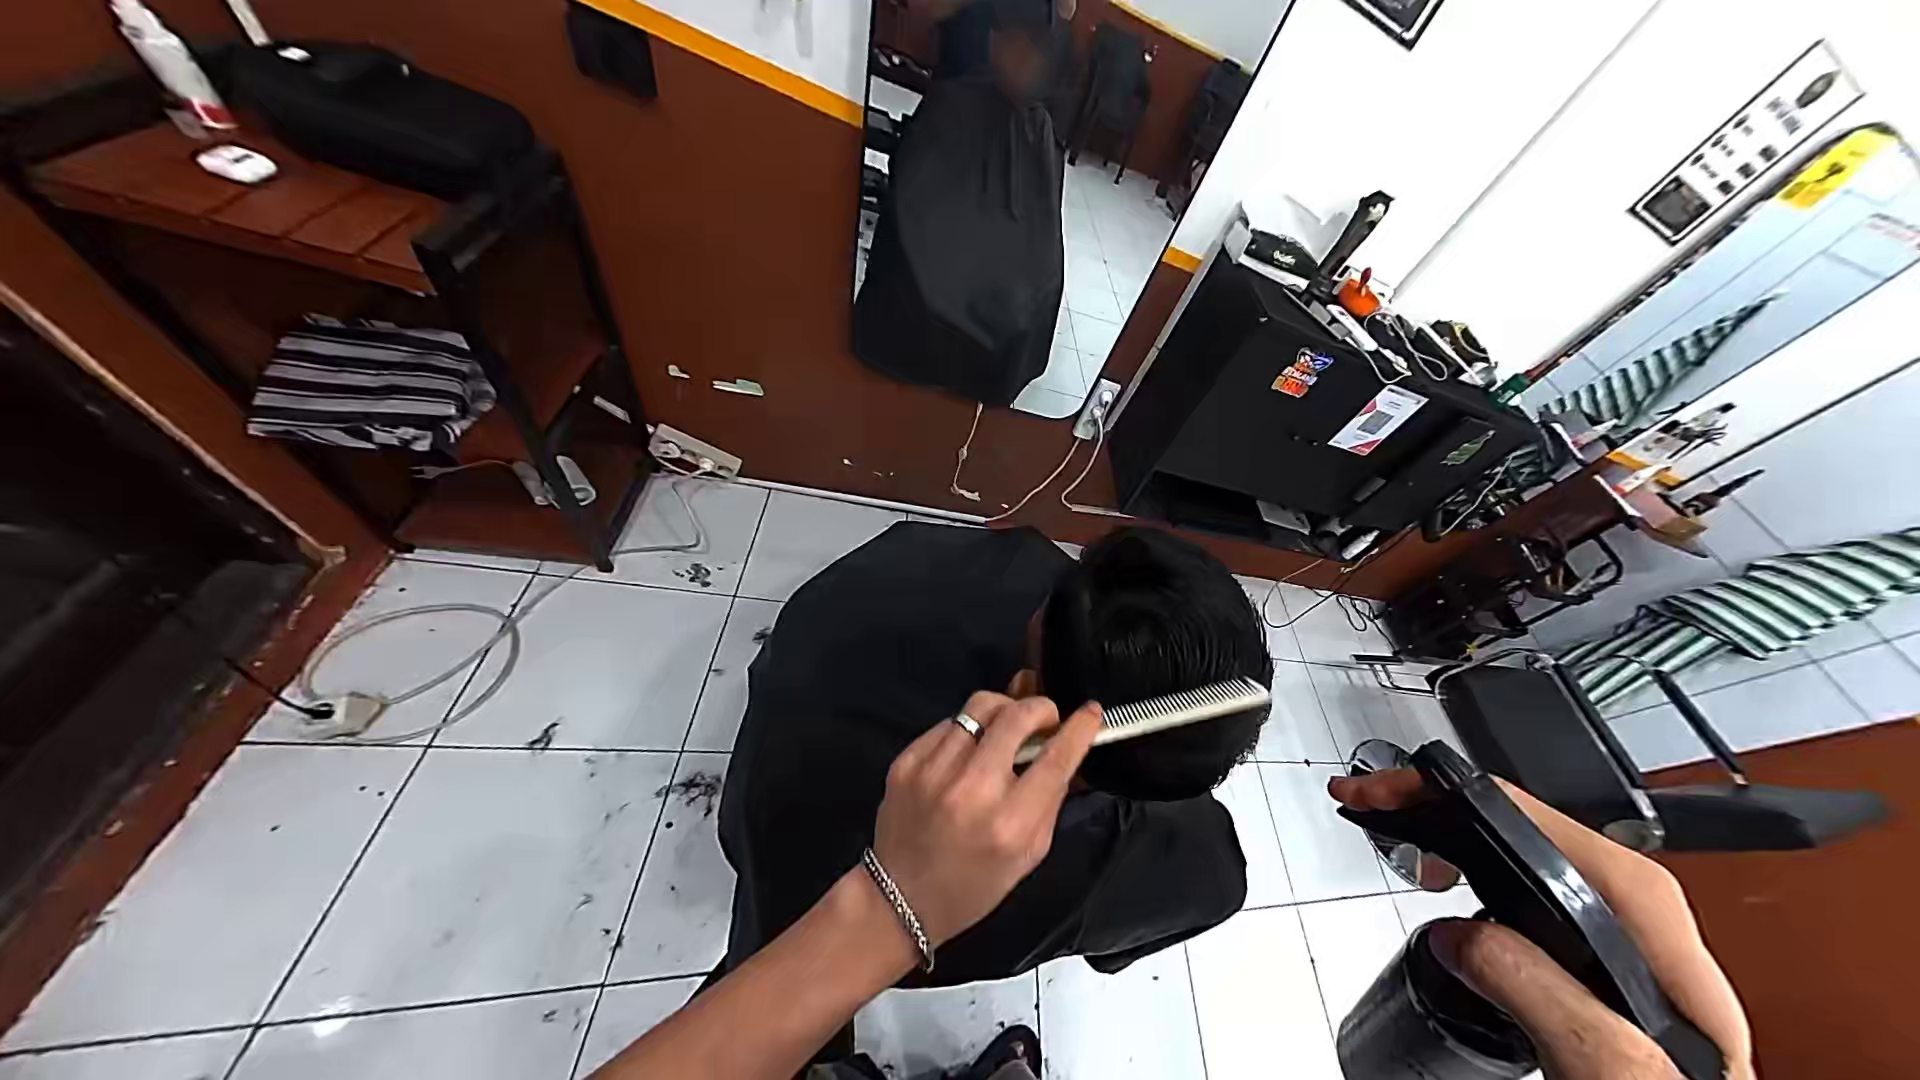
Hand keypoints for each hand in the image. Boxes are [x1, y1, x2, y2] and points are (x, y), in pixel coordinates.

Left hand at [871, 691, 1102, 945]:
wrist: (900, 897)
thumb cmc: (974, 884)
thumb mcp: (1029, 855)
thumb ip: (1051, 800)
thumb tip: (1066, 750)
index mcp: (1009, 823)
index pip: (1055, 759)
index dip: (1079, 729)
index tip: (1091, 712)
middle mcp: (972, 789)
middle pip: (1016, 716)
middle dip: (1041, 708)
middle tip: (1046, 717)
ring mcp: (934, 770)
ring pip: (980, 707)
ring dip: (1004, 711)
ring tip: (1006, 728)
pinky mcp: (907, 760)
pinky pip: (949, 723)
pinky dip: (967, 730)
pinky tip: (967, 752)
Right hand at [1329, 769, 1753, 1079]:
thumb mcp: (1616, 1071)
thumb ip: (1538, 992)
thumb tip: (1453, 932)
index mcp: (1644, 925)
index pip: (1523, 818)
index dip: (1436, 792)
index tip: (1376, 793)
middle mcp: (1633, 916)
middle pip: (1511, 820)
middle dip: (1426, 798)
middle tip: (1364, 798)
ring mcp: (1612, 933)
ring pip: (1510, 845)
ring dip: (1439, 823)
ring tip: (1387, 822)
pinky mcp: (1587, 952)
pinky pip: (1512, 879)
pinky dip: (1459, 857)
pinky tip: (1437, 873)